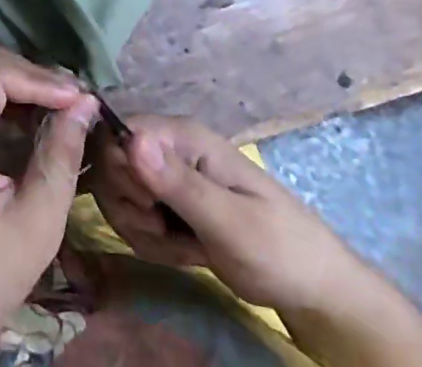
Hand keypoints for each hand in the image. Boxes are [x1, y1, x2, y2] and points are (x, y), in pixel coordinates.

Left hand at [0, 46, 98, 366]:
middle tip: (74, 100)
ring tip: (61, 107)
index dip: (41, 78)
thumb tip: (86, 102)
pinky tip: (34, 118)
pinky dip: (4, 97)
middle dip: (32, 74)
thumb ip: (61, 154)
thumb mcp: (37, 220)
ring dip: (20, 82)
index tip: (80, 100)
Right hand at [90, 114, 353, 311]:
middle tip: (166, 231)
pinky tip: (184, 251)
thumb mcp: (230, 222)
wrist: (309, 286)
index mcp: (185, 137)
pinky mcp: (168, 201)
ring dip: (142, 230)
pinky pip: (133, 216)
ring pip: (120, 195)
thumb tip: (132, 140)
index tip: (150, 207)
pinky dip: (150, 241)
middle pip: (112, 166)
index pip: (118, 134)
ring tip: (183, 246)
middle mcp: (170, 147)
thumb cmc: (279, 249)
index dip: (122, 172)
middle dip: (132, 208)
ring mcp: (168, 175)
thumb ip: (179, 183)